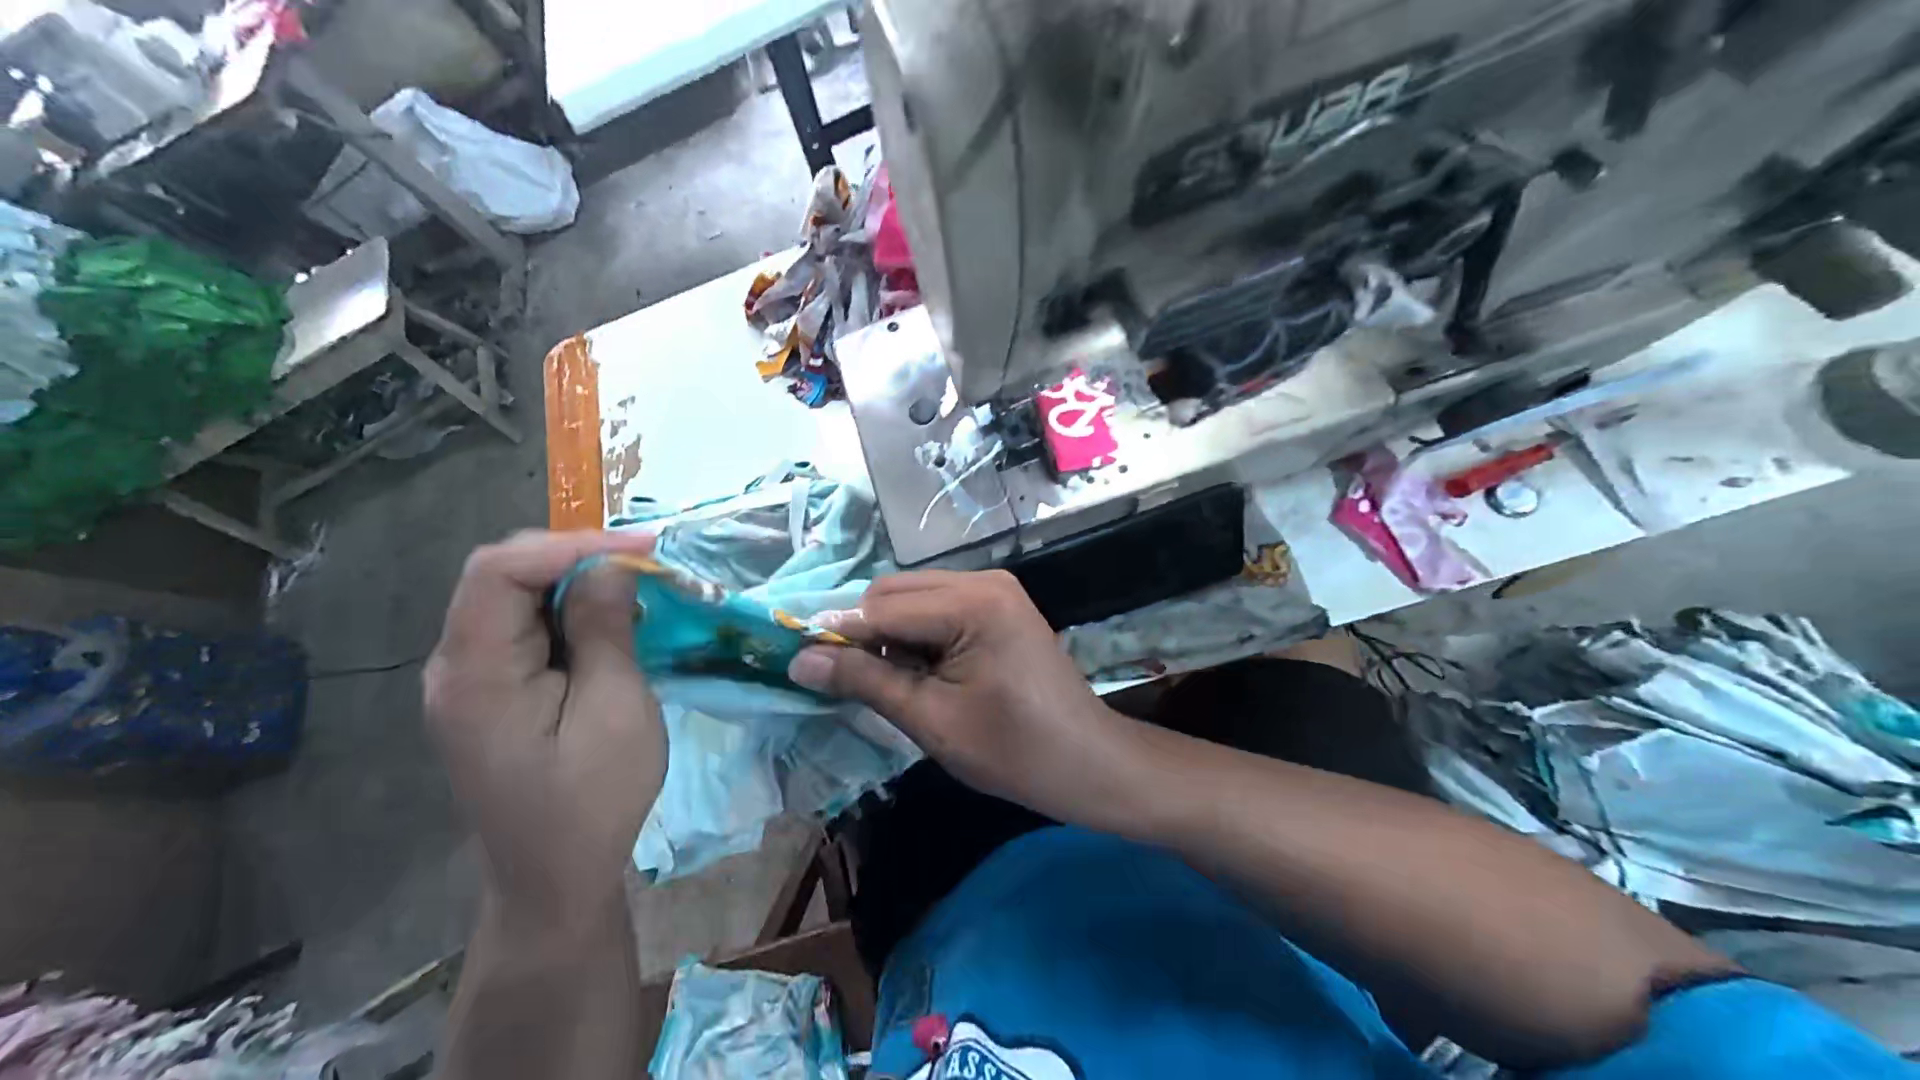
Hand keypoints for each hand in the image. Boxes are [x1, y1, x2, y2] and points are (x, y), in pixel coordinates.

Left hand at [424, 531, 664, 928]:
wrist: (554, 878)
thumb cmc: (592, 801)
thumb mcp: (616, 711)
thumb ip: (605, 631)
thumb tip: (608, 566)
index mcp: (475, 675)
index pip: (498, 571)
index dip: (570, 544)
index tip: (642, 548)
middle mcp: (455, 667)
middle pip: (500, 577)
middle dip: (575, 558)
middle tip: (644, 564)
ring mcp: (468, 680)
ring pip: (513, 598)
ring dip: (575, 583)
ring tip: (635, 586)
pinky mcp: (491, 691)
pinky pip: (524, 628)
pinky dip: (568, 612)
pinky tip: (608, 621)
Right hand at [786, 570, 1148, 827]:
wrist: (1088, 763)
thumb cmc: (1014, 751)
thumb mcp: (931, 721)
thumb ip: (865, 682)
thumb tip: (799, 661)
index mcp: (972, 603)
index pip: (880, 607)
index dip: (837, 637)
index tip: (800, 666)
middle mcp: (983, 580)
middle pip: (893, 593)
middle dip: (865, 635)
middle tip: (857, 687)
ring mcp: (994, 589)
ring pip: (912, 598)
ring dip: (889, 636)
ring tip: (893, 685)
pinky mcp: (998, 604)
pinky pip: (937, 608)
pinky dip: (915, 636)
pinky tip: (919, 673)